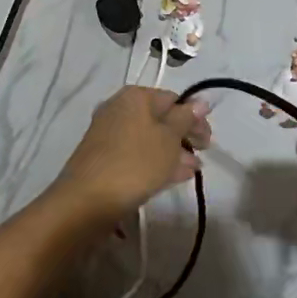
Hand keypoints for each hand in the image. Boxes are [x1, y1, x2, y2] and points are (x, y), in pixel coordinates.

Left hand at [51, 87, 211, 218]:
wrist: (88, 200)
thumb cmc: (135, 162)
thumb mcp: (168, 138)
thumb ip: (186, 118)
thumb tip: (201, 101)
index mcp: (135, 97)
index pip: (174, 99)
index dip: (195, 118)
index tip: (208, 141)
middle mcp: (119, 108)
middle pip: (161, 118)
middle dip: (184, 137)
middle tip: (202, 154)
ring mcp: (109, 134)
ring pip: (149, 138)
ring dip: (172, 152)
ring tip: (192, 171)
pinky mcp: (104, 157)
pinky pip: (137, 153)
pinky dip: (155, 161)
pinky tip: (173, 176)